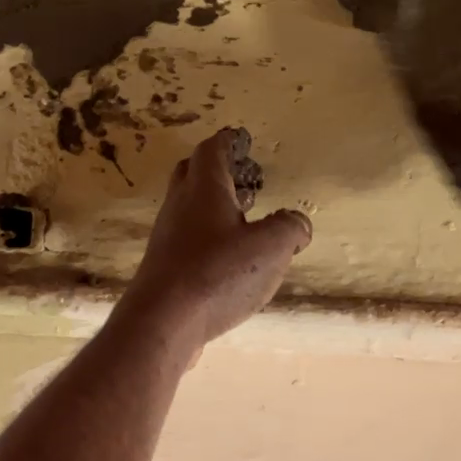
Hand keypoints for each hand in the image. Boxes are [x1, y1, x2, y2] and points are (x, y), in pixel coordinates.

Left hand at [116, 128, 312, 350]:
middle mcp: (179, 207)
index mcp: (204, 189)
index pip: (213, 151)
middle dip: (219, 172)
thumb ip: (289, 228)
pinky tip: (229, 261)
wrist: (162, 322)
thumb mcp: (270, 247)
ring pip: (190, 210)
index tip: (241, 139)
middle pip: (193, 175)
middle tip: (245, 179)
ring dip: (216, 208)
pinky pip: (188, 241)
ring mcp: (167, 239)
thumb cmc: (217, 274)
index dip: (229, 142)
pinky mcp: (165, 269)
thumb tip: (298, 223)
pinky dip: (209, 239)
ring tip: (245, 220)